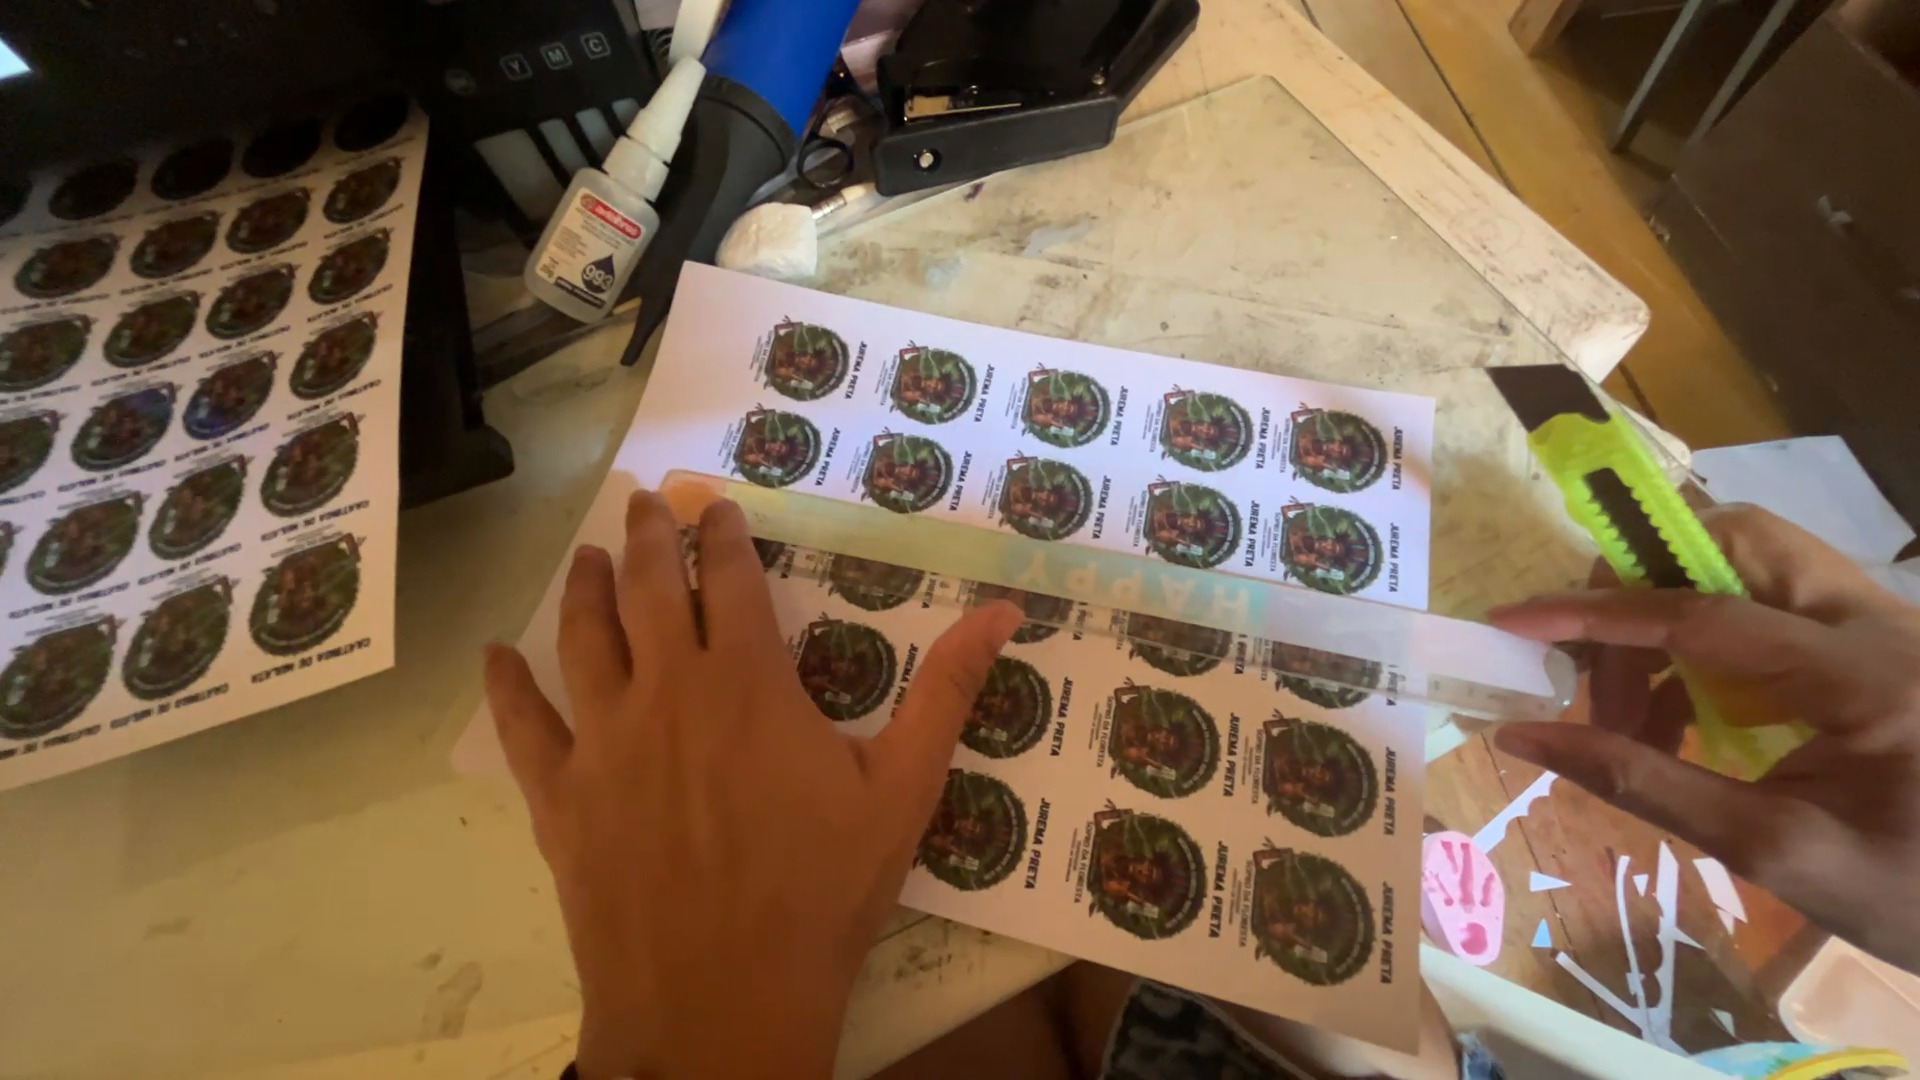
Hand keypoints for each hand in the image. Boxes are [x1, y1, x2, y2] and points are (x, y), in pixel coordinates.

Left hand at [483, 491, 1022, 1078]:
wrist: (724, 1002)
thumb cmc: (822, 886)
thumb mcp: (905, 784)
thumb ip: (949, 688)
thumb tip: (1002, 610)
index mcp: (746, 681)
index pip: (727, 579)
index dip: (720, 535)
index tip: (713, 506)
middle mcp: (667, 691)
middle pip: (647, 589)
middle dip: (648, 537)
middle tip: (644, 501)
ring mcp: (604, 742)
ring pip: (583, 638)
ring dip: (584, 586)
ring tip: (588, 551)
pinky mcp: (561, 798)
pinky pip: (523, 727)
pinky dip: (506, 685)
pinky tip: (494, 654)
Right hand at [1489, 505, 1919, 973]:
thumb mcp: (1772, 851)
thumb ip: (1636, 780)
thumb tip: (1520, 735)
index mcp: (1870, 677)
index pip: (1697, 613)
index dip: (1591, 613)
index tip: (1511, 621)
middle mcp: (1882, 625)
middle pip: (1735, 538)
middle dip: (1638, 571)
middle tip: (1587, 640)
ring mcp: (1882, 627)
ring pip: (1744, 558)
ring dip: (1661, 600)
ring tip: (1627, 685)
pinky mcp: (1870, 645)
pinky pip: (1756, 601)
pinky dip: (1689, 635)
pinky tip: (1670, 710)